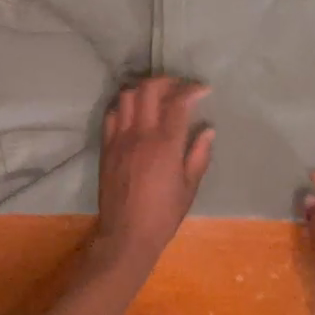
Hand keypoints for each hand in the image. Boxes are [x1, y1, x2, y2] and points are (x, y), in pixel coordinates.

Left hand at [93, 77, 215, 268]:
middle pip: (149, 89)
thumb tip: (208, 130)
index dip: (192, 89)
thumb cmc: (163, 215)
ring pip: (126, 96)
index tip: (203, 89)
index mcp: (165, 144)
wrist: (126, 234)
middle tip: (179, 86)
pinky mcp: (106, 146)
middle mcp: (141, 134)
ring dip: (143, 89)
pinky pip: (111, 114)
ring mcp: (120, 138)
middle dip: (166, 80)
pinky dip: (124, 106)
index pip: (178, 102)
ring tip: (156, 96)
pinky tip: (134, 113)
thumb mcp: (189, 187)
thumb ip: (199, 155)